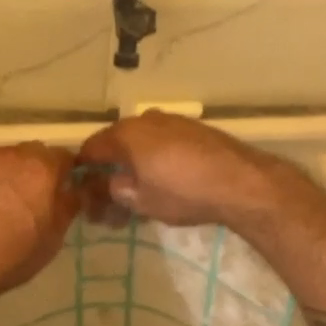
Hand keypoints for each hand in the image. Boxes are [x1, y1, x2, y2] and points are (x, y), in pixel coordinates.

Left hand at [0, 142, 81, 311]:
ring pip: (4, 159)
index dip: (65, 175)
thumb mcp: (53, 238)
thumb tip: (75, 189)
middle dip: (36, 172)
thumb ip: (68, 206)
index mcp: (43, 168)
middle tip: (31, 201)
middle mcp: (14, 154)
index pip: (65, 158)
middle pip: (33, 155)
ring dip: (7, 173)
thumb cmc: (11, 255)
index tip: (62, 192)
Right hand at [76, 111, 319, 229]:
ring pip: (141, 144)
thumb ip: (115, 192)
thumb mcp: (141, 200)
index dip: (84, 174)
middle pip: (116, 145)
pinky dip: (156, 161)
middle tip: (111, 206)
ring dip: (134, 168)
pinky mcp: (194, 129)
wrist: (240, 182)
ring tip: (139, 199)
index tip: (85, 198)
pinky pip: (163, 143)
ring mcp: (172, 121)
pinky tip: (165, 183)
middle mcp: (145, 119)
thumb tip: (107, 187)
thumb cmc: (183, 192)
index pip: (91, 149)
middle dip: (110, 174)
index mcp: (126, 133)